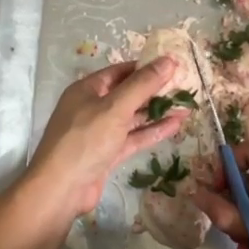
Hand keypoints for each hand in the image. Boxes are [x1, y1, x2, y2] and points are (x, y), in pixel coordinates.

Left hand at [23, 58, 183, 225]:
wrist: (61, 188)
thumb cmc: (85, 140)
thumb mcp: (115, 107)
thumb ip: (142, 84)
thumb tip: (168, 60)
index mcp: (87, 89)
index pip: (120, 71)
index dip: (146, 67)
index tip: (173, 66)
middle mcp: (92, 107)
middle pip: (127, 93)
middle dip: (154, 90)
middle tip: (185, 85)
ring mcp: (100, 132)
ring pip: (132, 117)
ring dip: (156, 111)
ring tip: (186, 104)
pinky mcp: (108, 153)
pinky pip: (133, 137)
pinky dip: (152, 131)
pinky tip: (176, 124)